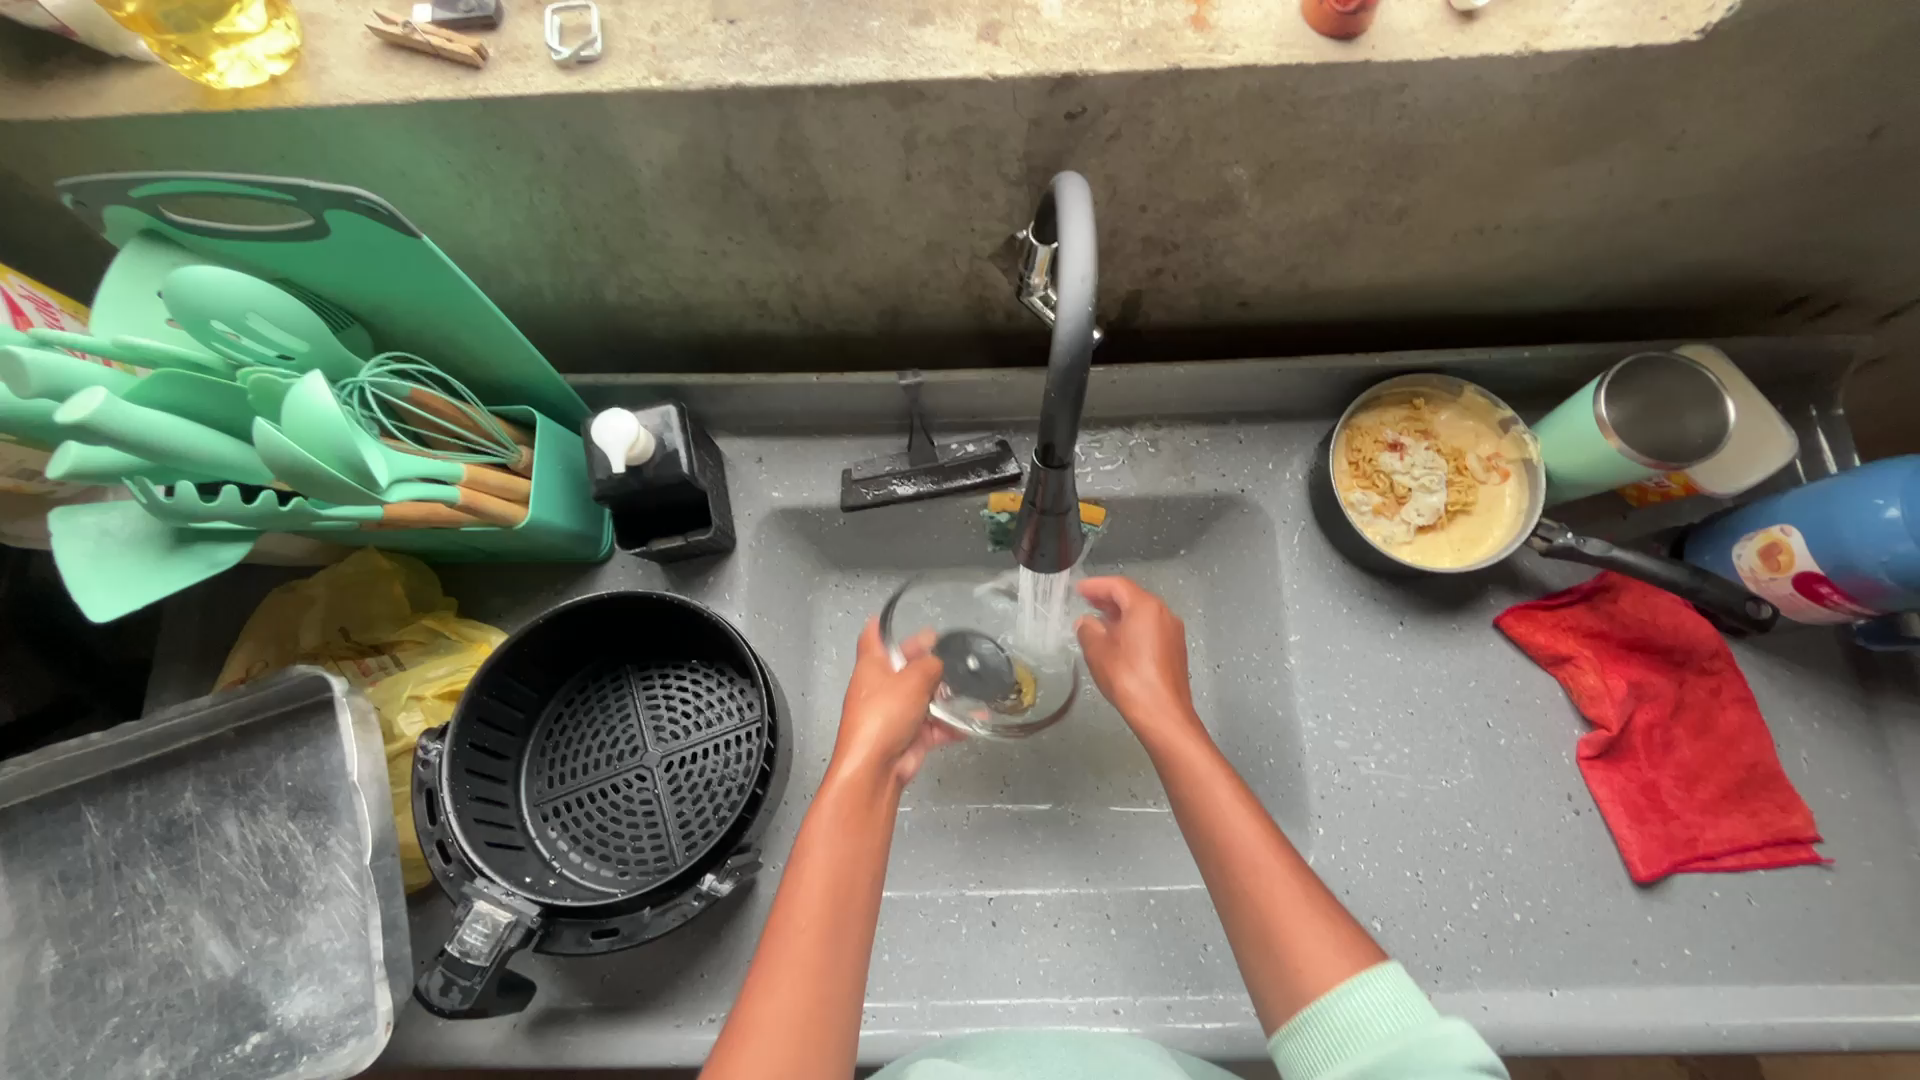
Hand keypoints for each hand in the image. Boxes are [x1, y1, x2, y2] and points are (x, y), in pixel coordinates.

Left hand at [829, 618, 960, 790]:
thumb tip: (938, 663)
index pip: (872, 636)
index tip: (895, 615)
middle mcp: (881, 687)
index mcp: (872, 666)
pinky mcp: (909, 735)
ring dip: (945, 693)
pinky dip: (953, 722)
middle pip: (904, 666)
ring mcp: (895, 713)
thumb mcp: (912, 679)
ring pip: (923, 696)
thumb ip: (930, 666)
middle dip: (927, 659)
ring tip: (971, 684)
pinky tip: (974, 718)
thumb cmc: (884, 715)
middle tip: (950, 648)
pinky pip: (935, 724)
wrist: (876, 767)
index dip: (883, 624)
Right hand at [1076, 576, 1206, 747]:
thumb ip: (1088, 630)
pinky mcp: (1175, 650)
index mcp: (1145, 607)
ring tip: (1098, 621)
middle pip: (1133, 597)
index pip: (1118, 586)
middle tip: (1086, 601)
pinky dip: (1132, 628)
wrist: (1163, 714)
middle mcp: (1164, 614)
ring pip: (1143, 614)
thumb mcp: (1098, 651)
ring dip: (1120, 615)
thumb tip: (1087, 623)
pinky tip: (1118, 641)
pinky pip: (1151, 629)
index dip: (1096, 585)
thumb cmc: (1128, 678)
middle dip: (1108, 599)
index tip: (1079, 588)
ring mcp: (1173, 632)